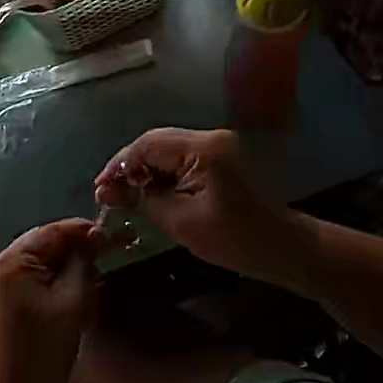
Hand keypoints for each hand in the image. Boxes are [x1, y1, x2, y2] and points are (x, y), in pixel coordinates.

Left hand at [0, 219, 104, 382]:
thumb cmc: (42, 354)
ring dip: (64, 266)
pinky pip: (26, 279)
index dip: (87, 230)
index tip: (117, 236)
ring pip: (36, 262)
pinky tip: (68, 295)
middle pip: (43, 244)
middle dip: (75, 249)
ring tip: (91, 279)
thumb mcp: (73, 303)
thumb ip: (83, 261)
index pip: (54, 230)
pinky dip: (49, 282)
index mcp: (8, 262)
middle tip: (108, 256)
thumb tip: (93, 237)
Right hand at [94, 129, 310, 283]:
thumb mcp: (181, 222)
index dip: (120, 164)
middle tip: (108, 194)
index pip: (149, 143)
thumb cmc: (235, 239)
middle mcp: (211, 136)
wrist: (282, 246)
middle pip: (157, 142)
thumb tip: (109, 191)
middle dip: (130, 166)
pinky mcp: (221, 156)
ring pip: (168, 149)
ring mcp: (218, 144)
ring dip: (145, 169)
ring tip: (124, 195)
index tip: (100, 189)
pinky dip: (163, 173)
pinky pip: (182, 158)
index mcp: (204, 148)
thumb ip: (143, 199)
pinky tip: (150, 192)